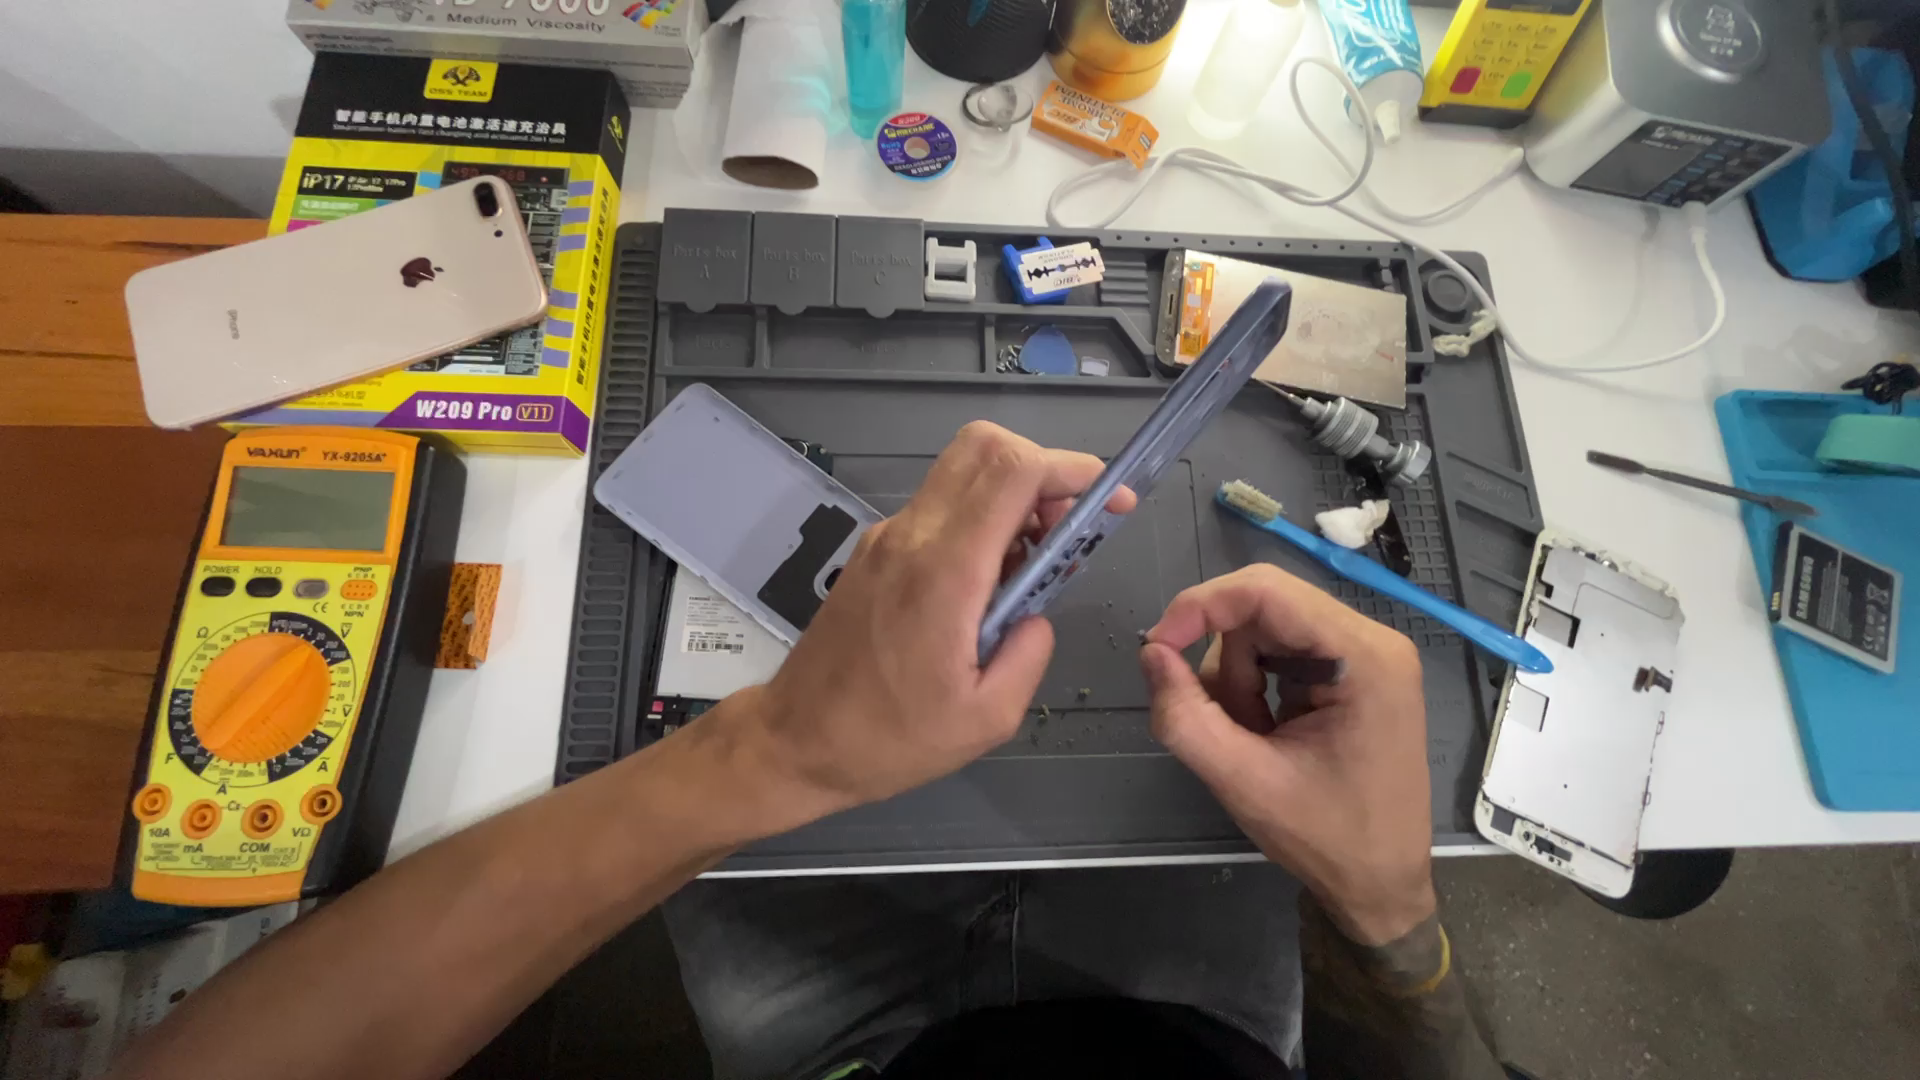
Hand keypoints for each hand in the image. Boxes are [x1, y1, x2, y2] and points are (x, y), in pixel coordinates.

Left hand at [719, 421, 1135, 829]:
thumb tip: (1037, 611)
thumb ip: (1030, 652)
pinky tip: (989, 580)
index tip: (1105, 497)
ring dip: (1011, 496)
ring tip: (1033, 562)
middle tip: (1066, 527)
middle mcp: (912, 536)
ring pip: (961, 472)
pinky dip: (980, 518)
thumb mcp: (987, 718)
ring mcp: (887, 537)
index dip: (1069, 468)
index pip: (1011, 471)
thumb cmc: (889, 739)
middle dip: (1043, 470)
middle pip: (983, 447)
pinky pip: (940, 507)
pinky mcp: (876, 550)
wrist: (796, 740)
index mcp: (944, 571)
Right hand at [1139, 565, 1435, 944]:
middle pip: (1260, 607)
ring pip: (1260, 628)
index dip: (1199, 607)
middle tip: (1212, 714)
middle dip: (1220, 657)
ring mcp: (1360, 652)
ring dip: (1233, 677)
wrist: (1381, 887)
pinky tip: (1261, 730)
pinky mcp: (1346, 668)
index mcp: (1363, 657)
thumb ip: (1185, 716)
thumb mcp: (1242, 782)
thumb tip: (1150, 653)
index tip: (1157, 648)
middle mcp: (1368, 639)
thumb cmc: (1326, 840)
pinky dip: (1248, 684)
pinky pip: (1273, 648)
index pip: (1265, 591)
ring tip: (1248, 737)